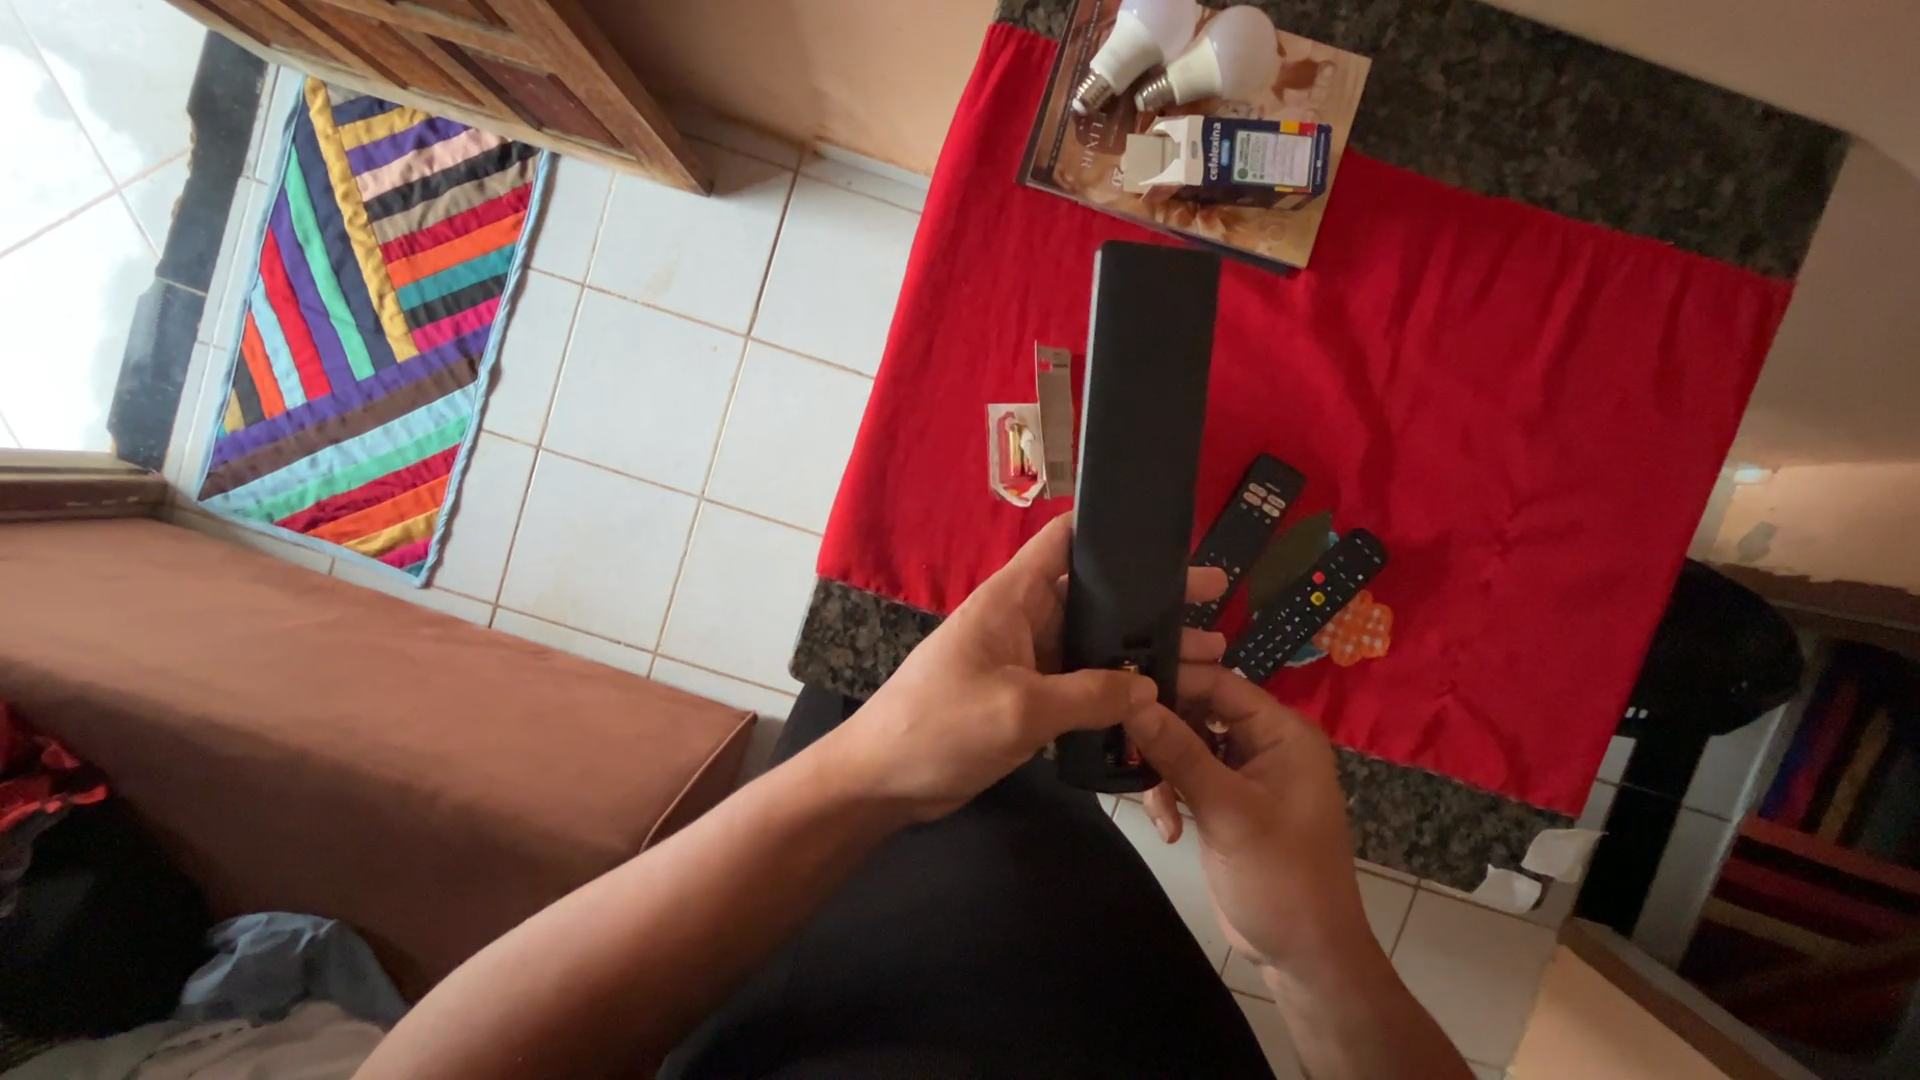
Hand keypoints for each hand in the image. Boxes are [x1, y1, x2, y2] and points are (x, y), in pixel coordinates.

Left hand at [822, 514, 1228, 821]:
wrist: (883, 781)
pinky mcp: (1026, 697)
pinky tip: (1159, 699)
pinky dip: (1117, 688)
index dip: (1110, 530)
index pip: (1063, 541)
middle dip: (1149, 600)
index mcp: (1012, 598)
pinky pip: (1080, 683)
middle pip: (1093, 596)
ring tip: (1207, 654)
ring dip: (1141, 649)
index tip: (1167, 537)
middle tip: (1211, 601)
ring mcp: (1024, 660)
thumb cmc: (940, 727)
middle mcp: (1022, 619)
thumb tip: (1148, 686)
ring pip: (1092, 644)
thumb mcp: (1020, 709)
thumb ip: (1090, 695)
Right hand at [1122, 666, 1375, 976]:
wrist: (1304, 956)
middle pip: (1197, 710)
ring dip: (1162, 771)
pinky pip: (1185, 775)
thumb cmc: (1281, 877)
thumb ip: (1179, 752)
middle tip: (1119, 741)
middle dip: (1160, 731)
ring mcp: (1243, 773)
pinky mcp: (1225, 801)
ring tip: (1155, 806)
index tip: (1121, 687)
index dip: (1173, 679)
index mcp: (1282, 733)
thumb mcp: (1228, 811)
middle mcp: (1264, 744)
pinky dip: (1169, 795)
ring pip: (1184, 744)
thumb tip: (1131, 701)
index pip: (1219, 683)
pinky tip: (1166, 829)